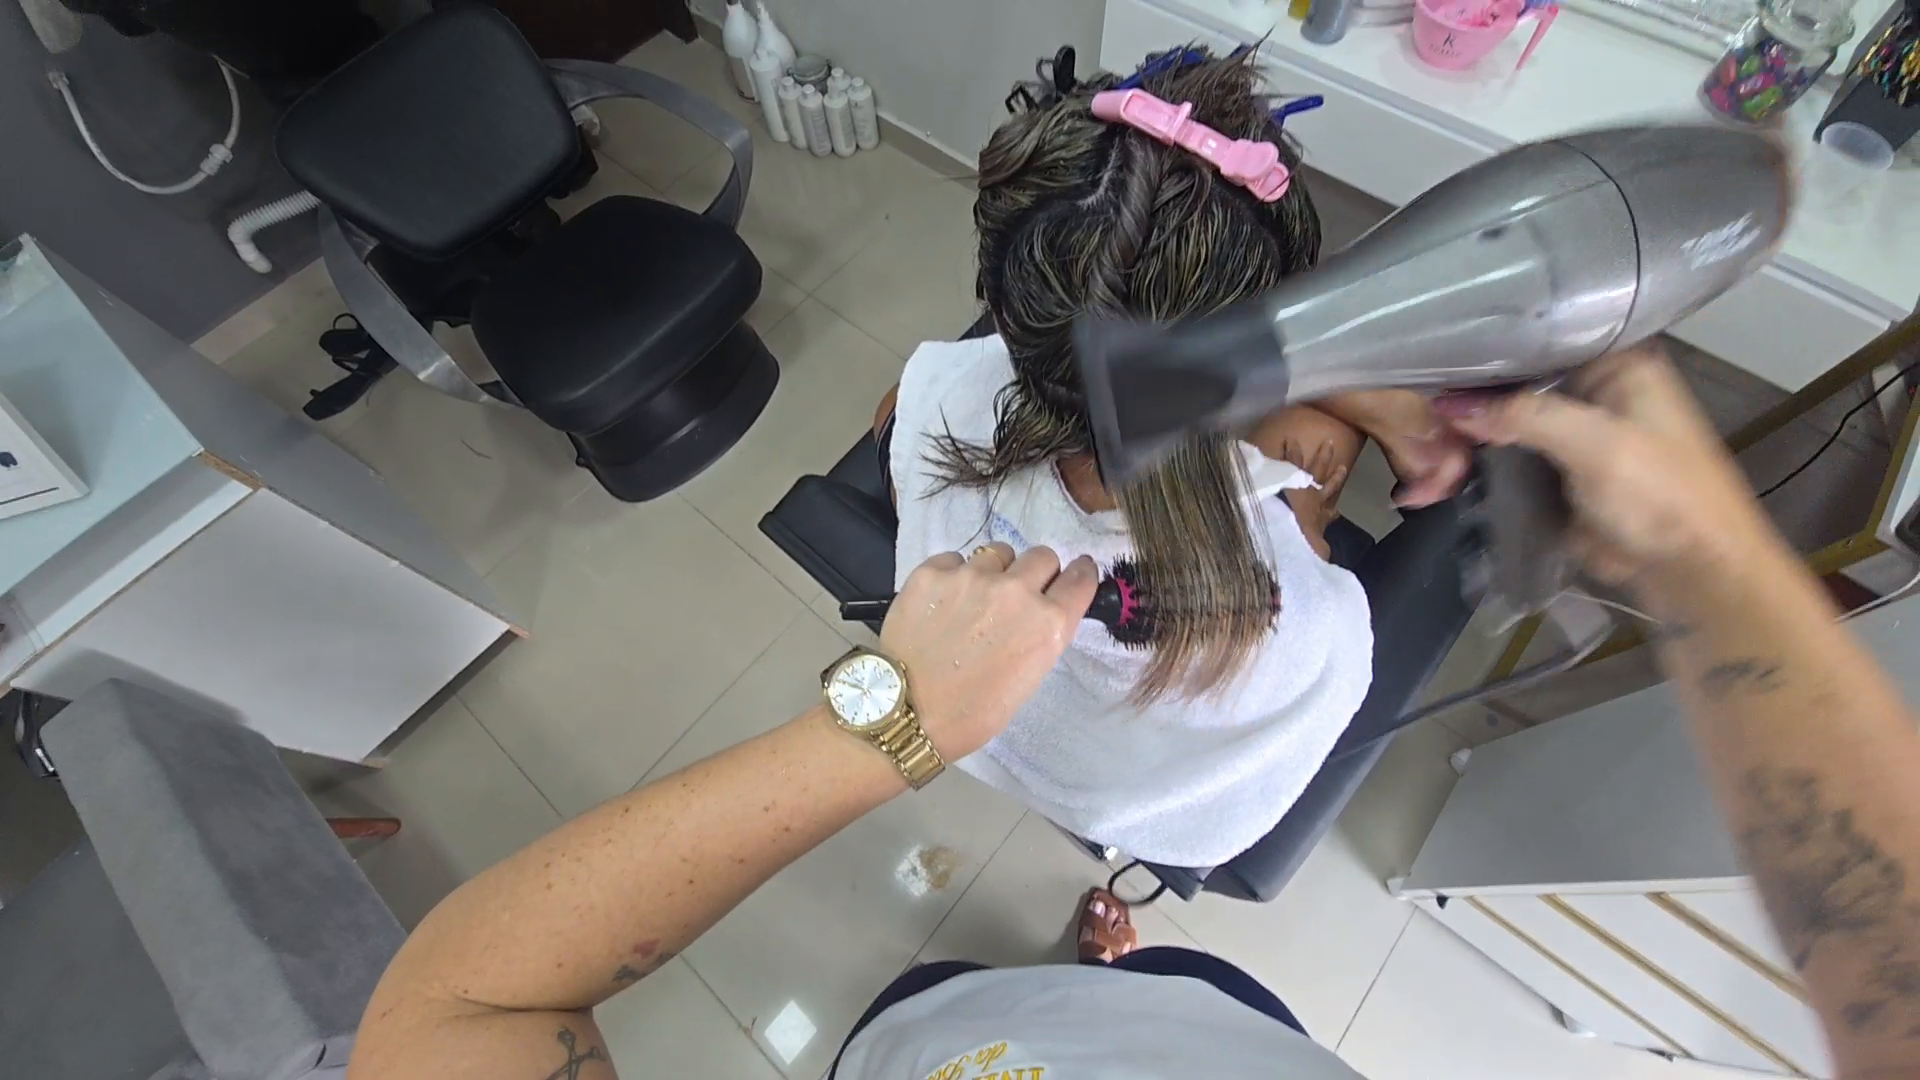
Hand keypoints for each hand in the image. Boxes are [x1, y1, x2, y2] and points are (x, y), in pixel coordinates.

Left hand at [880, 544, 1098, 757]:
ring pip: (998, 552)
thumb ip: (1040, 634)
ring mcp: (972, 576)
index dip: (1079, 575)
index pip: (1080, 579)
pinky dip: (953, 575)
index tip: (1074, 573)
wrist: (907, 712)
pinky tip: (941, 602)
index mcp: (1047, 624)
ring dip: (994, 571)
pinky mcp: (933, 572)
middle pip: (1042, 556)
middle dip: (1035, 572)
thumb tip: (1038, 609)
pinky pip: (954, 559)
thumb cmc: (973, 711)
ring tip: (973, 599)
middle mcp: (1016, 591)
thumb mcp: (1027, 678)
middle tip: (1017, 594)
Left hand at [1280, 439, 1348, 560]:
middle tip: (1342, 466)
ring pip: (1314, 467)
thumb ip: (1315, 553)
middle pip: (1327, 485)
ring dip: (1322, 456)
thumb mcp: (1308, 551)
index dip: (1332, 515)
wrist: (1280, 521)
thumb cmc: (1293, 537)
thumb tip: (1324, 560)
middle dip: (1335, 477)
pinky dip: (1290, 451)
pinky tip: (1288, 439)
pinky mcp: (1288, 475)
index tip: (1336, 513)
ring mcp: (1302, 485)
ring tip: (1327, 442)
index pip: (1328, 517)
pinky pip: (1291, 459)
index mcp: (1316, 519)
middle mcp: (1312, 499)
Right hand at [1436, 345, 1780, 591]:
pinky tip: (1437, 463)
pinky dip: (1470, 459)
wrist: (1684, 570)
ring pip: (1499, 419)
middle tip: (1421, 414)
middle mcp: (1588, 391)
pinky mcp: (1546, 468)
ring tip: (1422, 445)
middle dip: (1467, 401)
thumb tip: (1449, 406)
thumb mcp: (1597, 446)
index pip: (1539, 340)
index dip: (1487, 351)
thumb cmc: (1662, 497)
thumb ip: (1525, 417)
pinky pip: (1499, 453)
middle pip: (1511, 383)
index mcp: (1616, 367)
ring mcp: (1566, 432)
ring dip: (1464, 434)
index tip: (1435, 363)